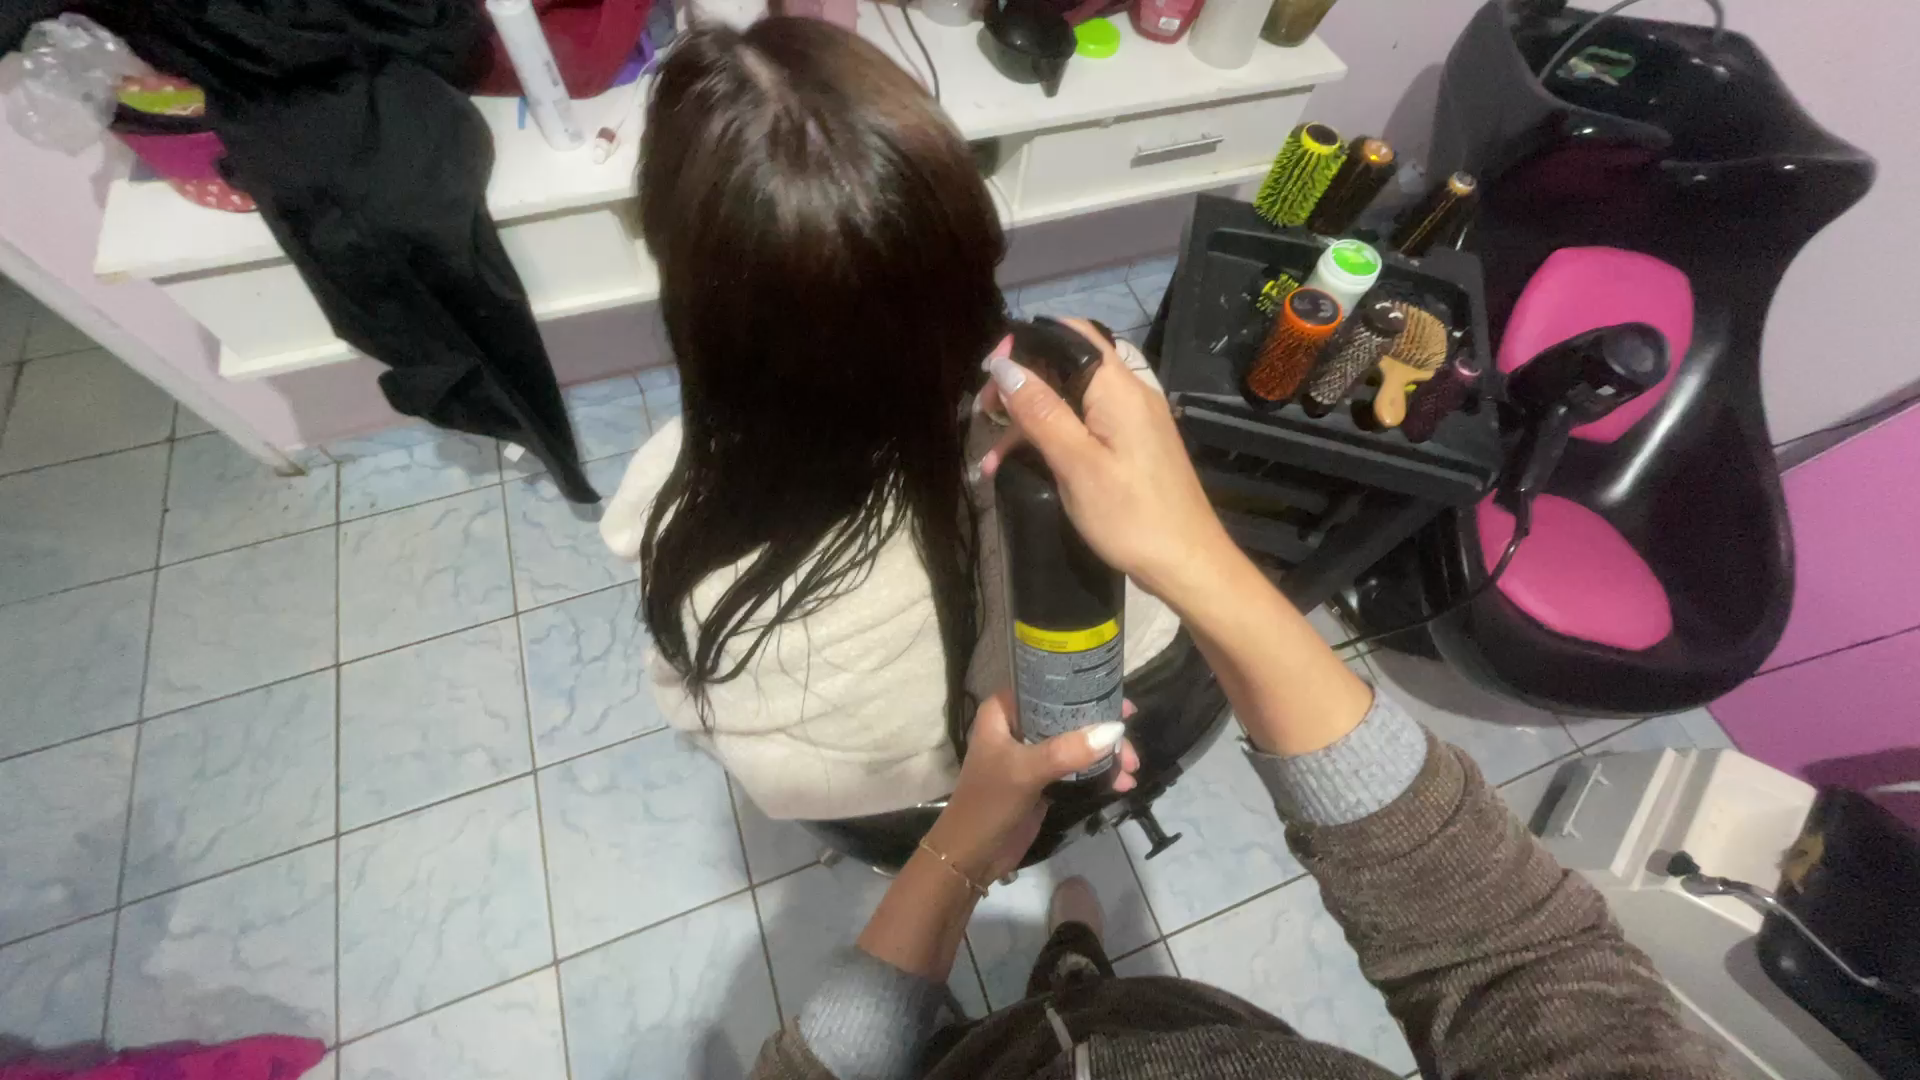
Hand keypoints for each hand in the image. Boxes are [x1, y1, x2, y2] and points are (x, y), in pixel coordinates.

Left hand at [926, 691, 1139, 883]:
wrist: (972, 856)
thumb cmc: (988, 803)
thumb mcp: (1026, 771)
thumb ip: (1067, 750)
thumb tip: (1114, 730)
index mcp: (1004, 711)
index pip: (1048, 687)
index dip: (1084, 691)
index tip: (1120, 702)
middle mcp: (1018, 726)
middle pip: (1069, 716)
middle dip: (1102, 730)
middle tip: (1129, 746)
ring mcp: (1031, 753)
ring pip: (1076, 742)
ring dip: (1105, 754)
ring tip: (1132, 770)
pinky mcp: (1043, 778)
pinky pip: (1077, 767)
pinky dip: (1099, 773)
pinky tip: (1122, 783)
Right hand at [977, 317, 1237, 606]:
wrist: (1185, 564)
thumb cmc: (1130, 516)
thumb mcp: (1076, 464)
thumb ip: (1040, 411)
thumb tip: (1003, 365)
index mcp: (1117, 388)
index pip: (1069, 336)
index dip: (1026, 342)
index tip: (988, 371)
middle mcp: (1127, 394)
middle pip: (1065, 366)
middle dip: (1020, 385)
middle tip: (984, 416)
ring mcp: (1130, 422)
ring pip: (1069, 401)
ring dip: (1027, 422)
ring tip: (991, 459)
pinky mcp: (1129, 447)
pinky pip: (1083, 428)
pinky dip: (1050, 441)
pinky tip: (1018, 467)